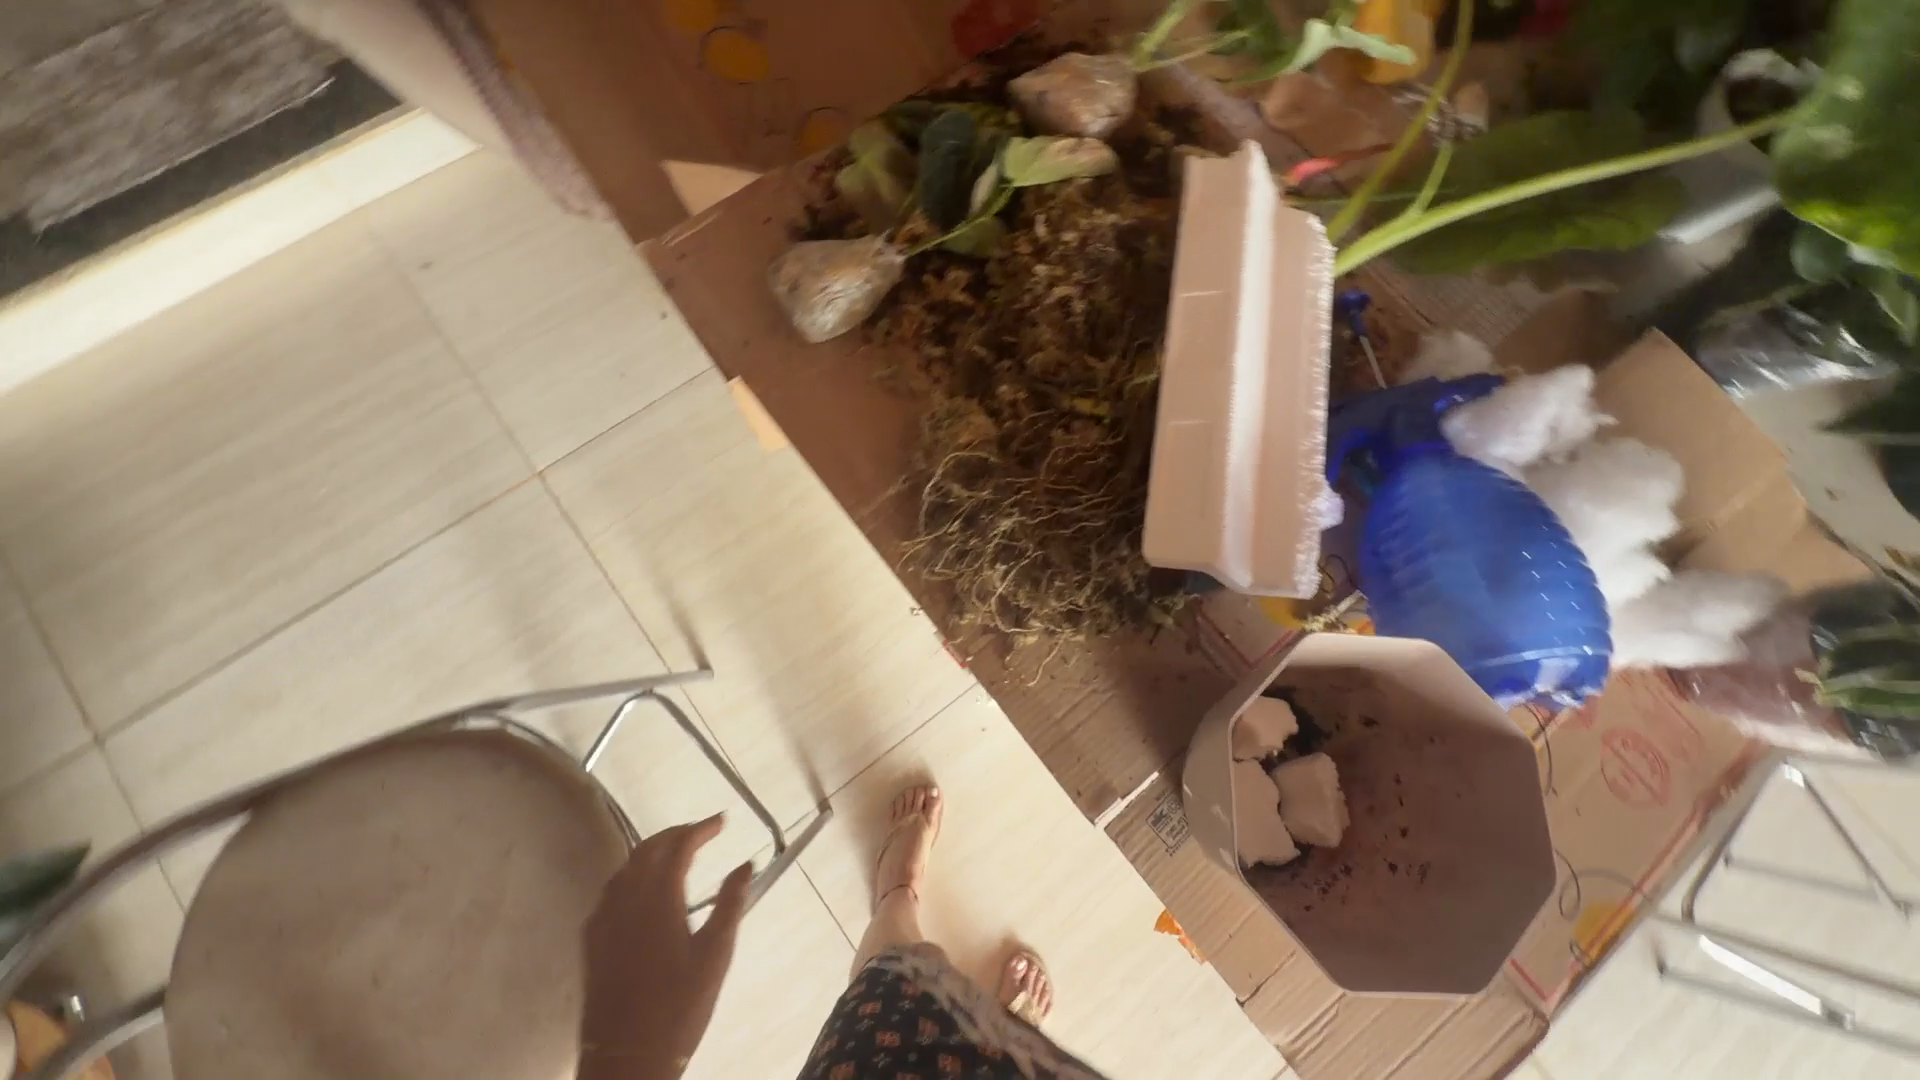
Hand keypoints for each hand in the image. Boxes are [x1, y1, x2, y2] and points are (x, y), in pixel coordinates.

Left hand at [579, 814, 753, 1079]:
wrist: (628, 1057)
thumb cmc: (680, 1005)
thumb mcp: (716, 954)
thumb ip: (731, 903)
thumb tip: (746, 864)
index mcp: (659, 898)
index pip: (679, 846)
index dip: (701, 828)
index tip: (722, 821)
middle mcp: (627, 899)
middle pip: (648, 849)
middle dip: (675, 834)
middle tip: (701, 832)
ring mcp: (604, 919)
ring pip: (626, 867)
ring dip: (652, 851)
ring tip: (677, 853)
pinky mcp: (592, 940)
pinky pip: (611, 891)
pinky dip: (632, 875)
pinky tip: (643, 889)